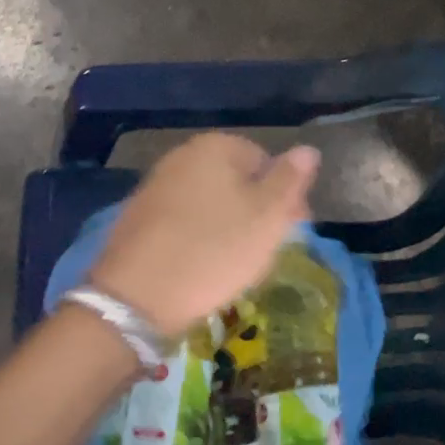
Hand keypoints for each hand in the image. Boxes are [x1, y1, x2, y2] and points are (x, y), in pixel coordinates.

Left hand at [88, 133, 319, 336]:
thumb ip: (290, 180)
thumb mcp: (267, 217)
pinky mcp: (138, 218)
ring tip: (238, 264)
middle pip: (235, 180)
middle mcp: (182, 156)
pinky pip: (183, 222)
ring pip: (209, 202)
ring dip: (229, 225)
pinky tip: (203, 267)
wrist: (136, 297)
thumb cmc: (213, 251)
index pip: (265, 160)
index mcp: (216, 147)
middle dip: (256, 210)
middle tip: (269, 249)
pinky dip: (199, 238)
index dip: (285, 195)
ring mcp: (155, 186)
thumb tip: (308, 150)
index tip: (294, 229)